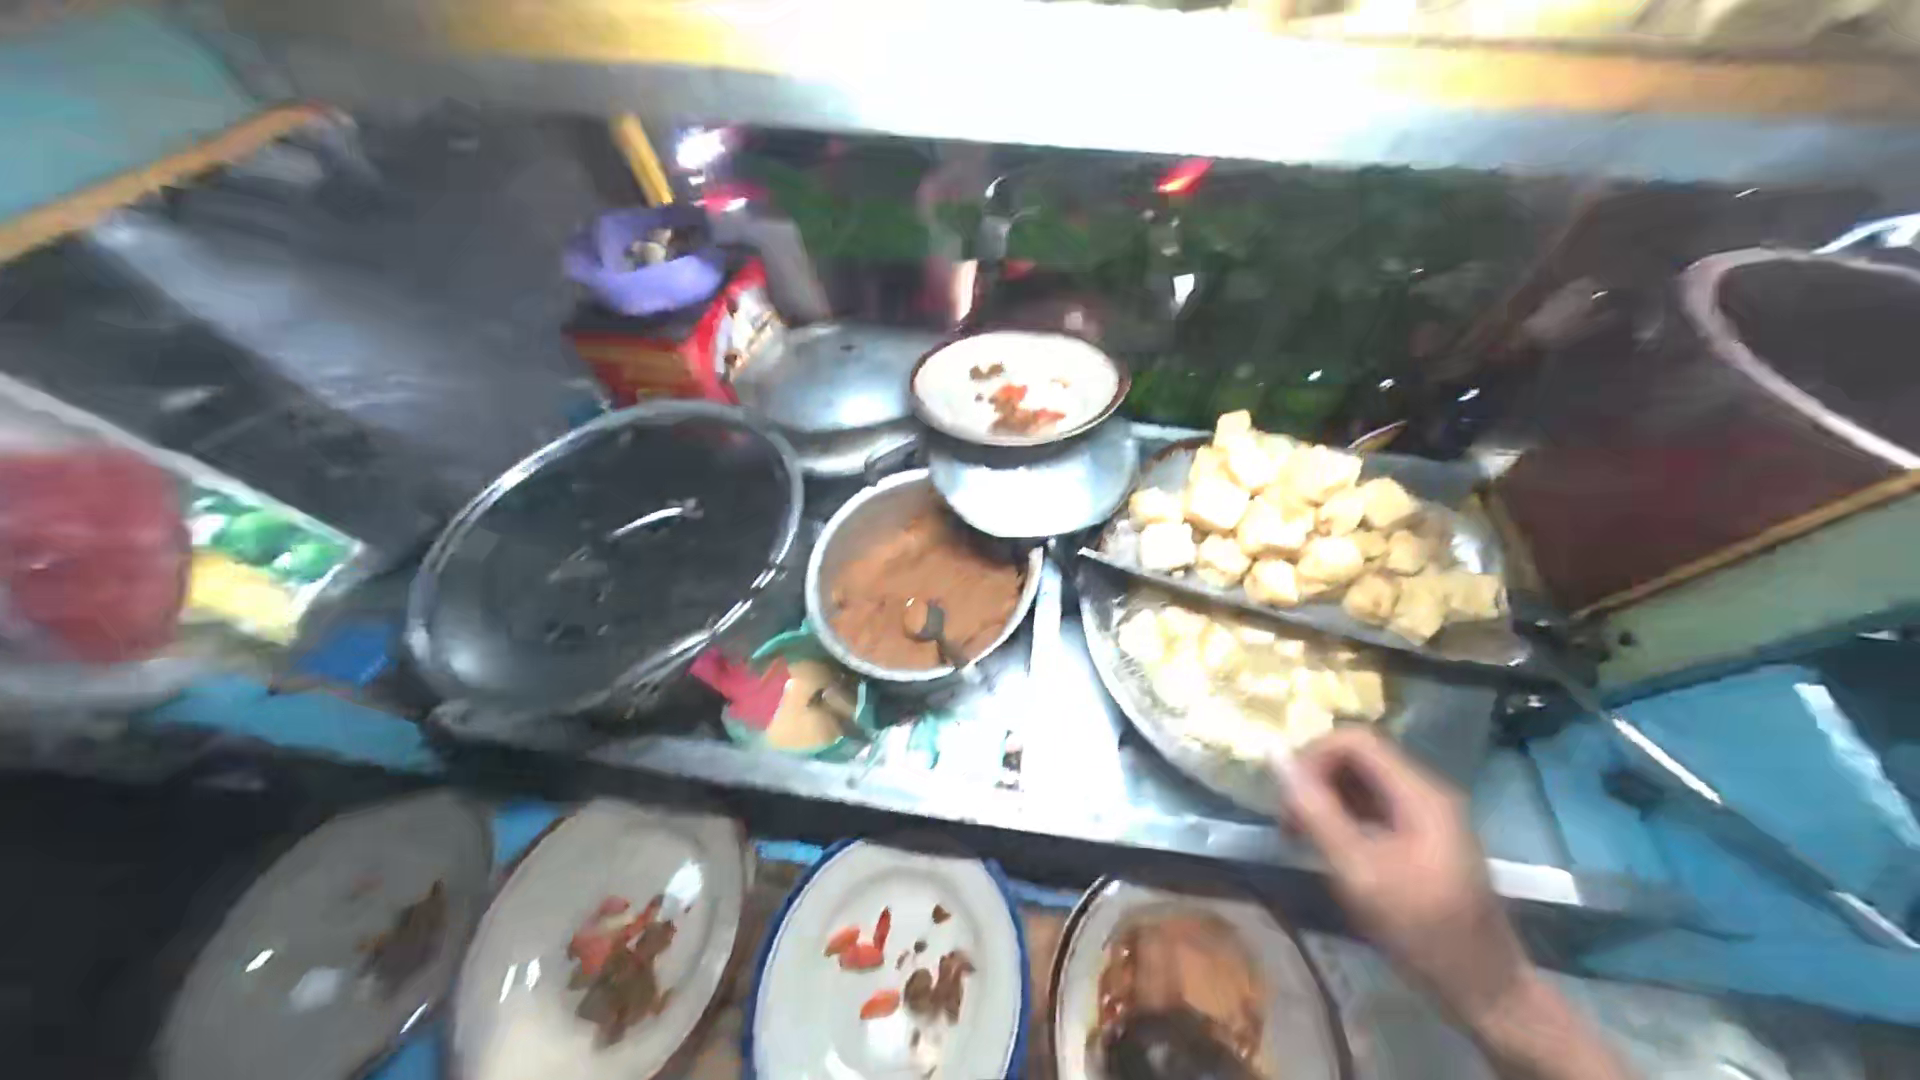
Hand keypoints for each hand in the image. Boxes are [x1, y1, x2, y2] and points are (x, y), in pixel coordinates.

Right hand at [1278, 729, 1531, 1028]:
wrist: (1485, 991)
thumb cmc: (1421, 929)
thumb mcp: (1358, 870)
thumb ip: (1315, 811)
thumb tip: (1273, 757)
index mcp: (1419, 794)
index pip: (1355, 740)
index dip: (1313, 755)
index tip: (1289, 795)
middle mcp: (1425, 792)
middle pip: (1357, 756)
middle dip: (1314, 777)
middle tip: (1288, 818)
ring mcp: (1426, 814)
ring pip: (1360, 780)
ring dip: (1323, 796)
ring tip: (1299, 833)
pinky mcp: (1420, 834)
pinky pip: (1371, 804)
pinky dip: (1341, 814)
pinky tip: (1326, 844)